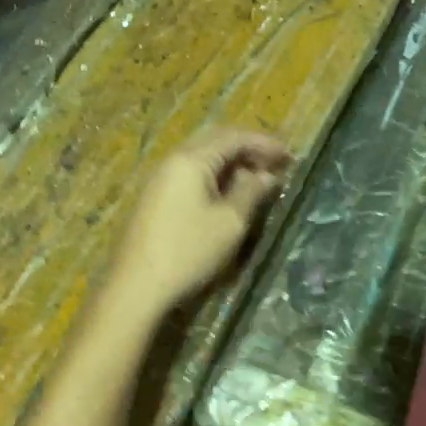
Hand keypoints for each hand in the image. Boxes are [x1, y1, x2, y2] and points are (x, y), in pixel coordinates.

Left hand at [105, 129, 291, 313]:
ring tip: (257, 178)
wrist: (135, 289)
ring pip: (202, 156)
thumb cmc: (188, 251)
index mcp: (191, 160)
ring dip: (232, 161)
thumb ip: (252, 191)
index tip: (290, 157)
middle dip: (248, 148)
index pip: (234, 137)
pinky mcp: (155, 197)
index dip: (265, 144)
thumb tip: (268, 175)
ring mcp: (160, 179)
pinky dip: (215, 174)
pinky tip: (229, 192)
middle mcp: (173, 161)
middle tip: (275, 163)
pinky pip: (191, 172)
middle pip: (215, 140)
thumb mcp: (230, 221)